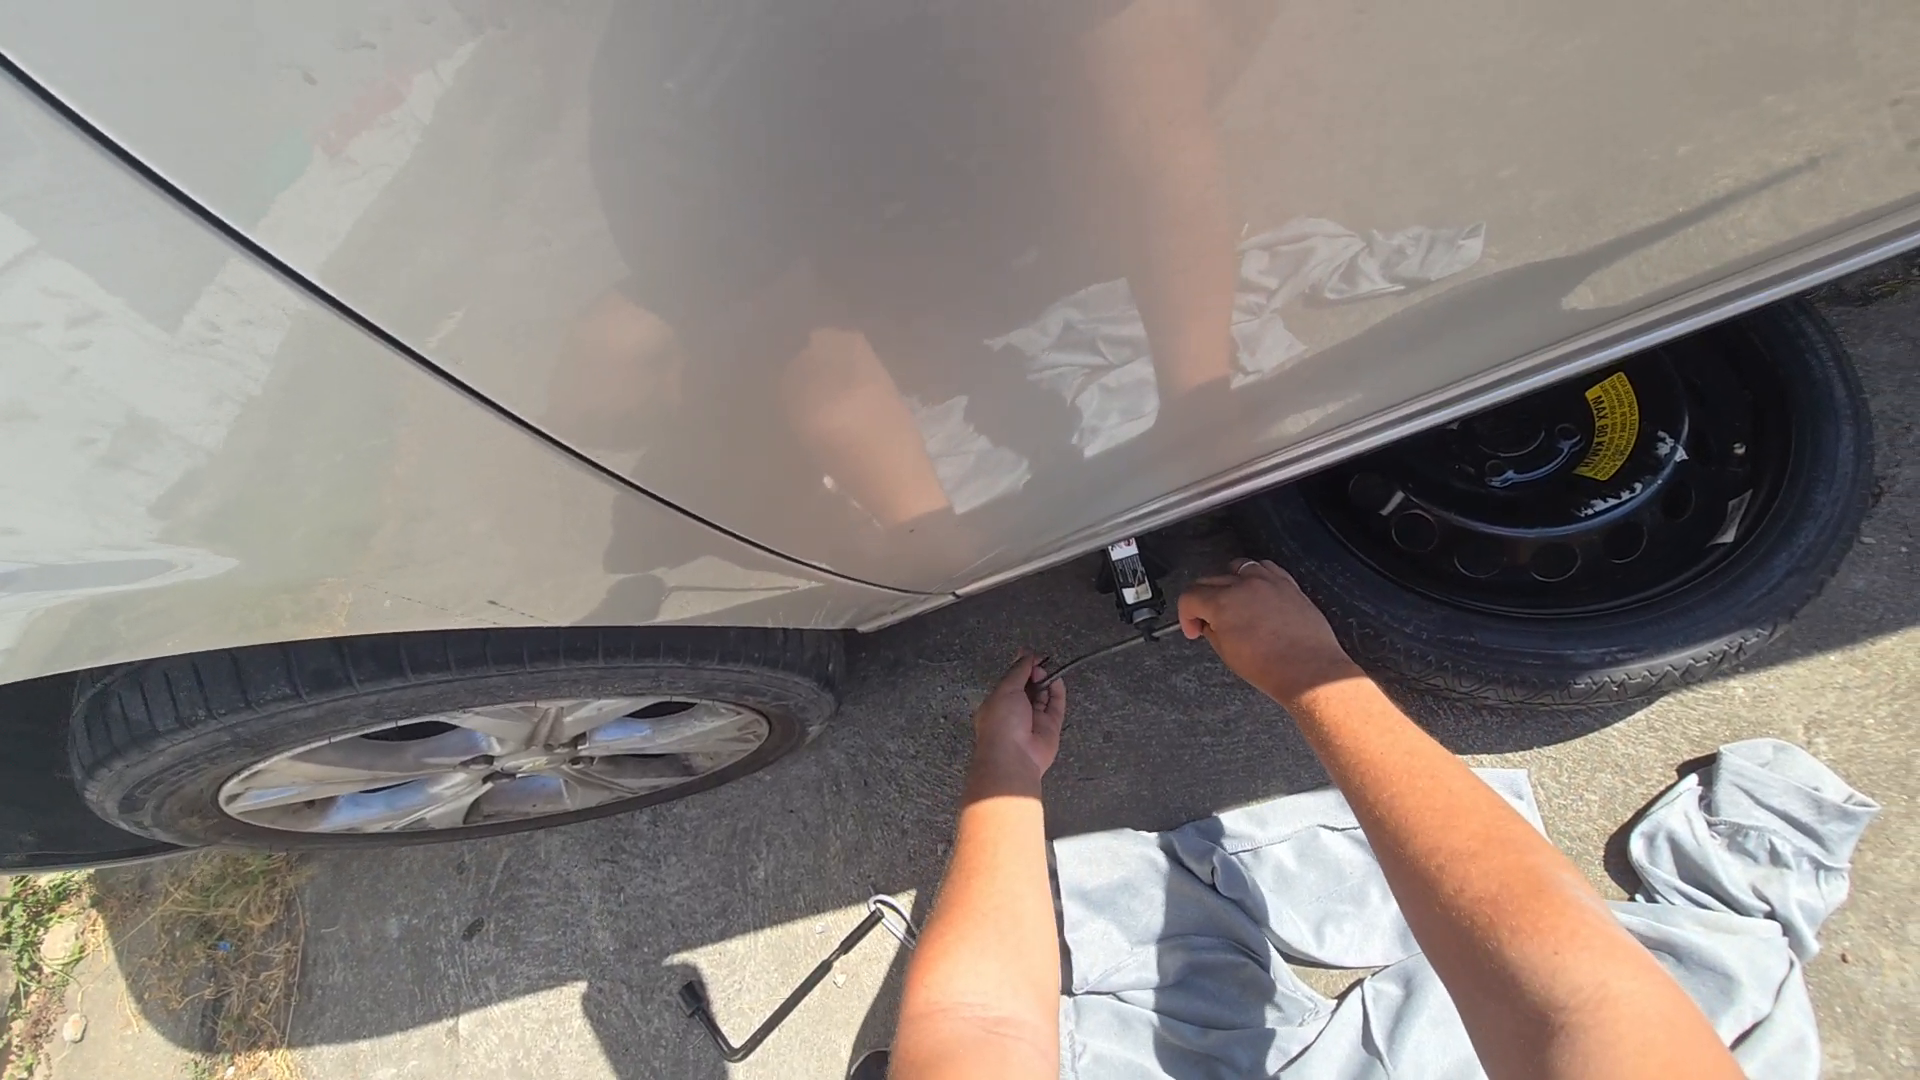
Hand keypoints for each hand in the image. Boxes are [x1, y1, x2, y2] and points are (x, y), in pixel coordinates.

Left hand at [969, 650, 1066, 781]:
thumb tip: (1026, 656)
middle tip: (1039, 663)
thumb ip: (1018, 671)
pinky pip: (1056, 706)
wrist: (1014, 756)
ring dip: (1046, 680)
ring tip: (1047, 670)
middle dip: (1034, 672)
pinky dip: (1058, 692)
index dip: (1020, 667)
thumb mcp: (1005, 689)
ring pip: (1043, 695)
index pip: (1011, 681)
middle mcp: (1016, 711)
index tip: (1028, 654)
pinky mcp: (1050, 727)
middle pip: (1028, 687)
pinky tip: (1057, 680)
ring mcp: (1033, 720)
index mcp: (998, 703)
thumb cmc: (1002, 722)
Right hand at [1177, 559, 1362, 703]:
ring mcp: (1268, 582)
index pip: (1189, 596)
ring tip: (1231, 602)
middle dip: (1201, 601)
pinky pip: (1265, 567)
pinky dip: (1254, 575)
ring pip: (1236, 567)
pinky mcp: (1288, 584)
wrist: (1309, 672)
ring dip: (1227, 582)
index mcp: (1222, 603)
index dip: (1185, 615)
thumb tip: (1209, 624)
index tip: (1193, 626)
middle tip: (1207, 620)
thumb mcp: (1227, 653)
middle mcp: (1243, 586)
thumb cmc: (1274, 668)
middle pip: (1208, 580)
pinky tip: (1255, 592)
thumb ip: (1212, 630)